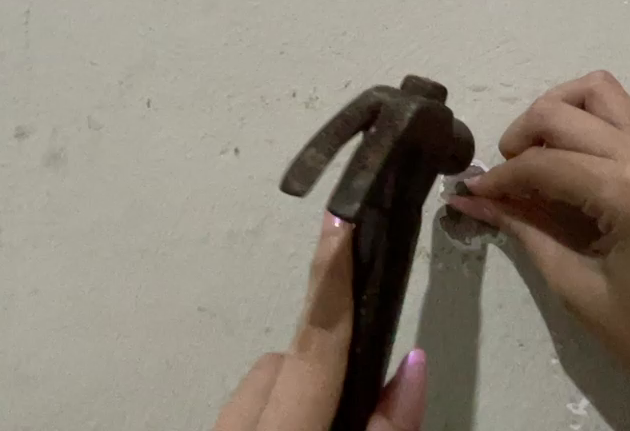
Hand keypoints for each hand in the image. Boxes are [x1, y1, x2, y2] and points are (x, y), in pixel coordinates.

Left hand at [214, 213, 428, 430]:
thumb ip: (386, 428)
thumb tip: (415, 363)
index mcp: (278, 430)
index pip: (316, 343)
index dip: (332, 279)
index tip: (341, 219)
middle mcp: (235, 421)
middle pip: (284, 362)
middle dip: (321, 371)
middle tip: (358, 409)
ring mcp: (214, 428)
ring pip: (261, 384)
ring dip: (295, 398)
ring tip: (325, 426)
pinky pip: (243, 410)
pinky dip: (272, 415)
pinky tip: (295, 430)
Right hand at [446, 73, 629, 430]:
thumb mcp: (574, 287)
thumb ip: (522, 229)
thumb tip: (471, 198)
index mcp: (623, 193)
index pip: (541, 163)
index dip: (499, 178)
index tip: (475, 194)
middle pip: (561, 113)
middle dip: (521, 137)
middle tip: (508, 180)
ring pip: (602, 91)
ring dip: (563, 109)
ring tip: (546, 150)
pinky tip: (619, 133)